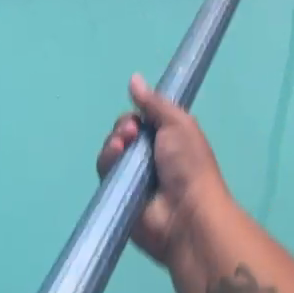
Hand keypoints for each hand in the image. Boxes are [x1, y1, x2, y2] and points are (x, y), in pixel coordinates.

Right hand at [96, 73, 231, 264]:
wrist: (187, 214)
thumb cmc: (189, 164)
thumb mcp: (177, 123)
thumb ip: (154, 103)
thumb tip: (134, 78)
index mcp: (166, 140)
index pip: (140, 121)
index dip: (135, 116)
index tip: (138, 118)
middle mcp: (148, 157)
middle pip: (122, 133)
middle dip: (123, 128)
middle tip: (132, 134)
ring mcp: (133, 177)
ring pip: (111, 151)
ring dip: (113, 143)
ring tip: (123, 147)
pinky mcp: (119, 195)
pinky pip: (105, 172)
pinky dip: (107, 161)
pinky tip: (116, 158)